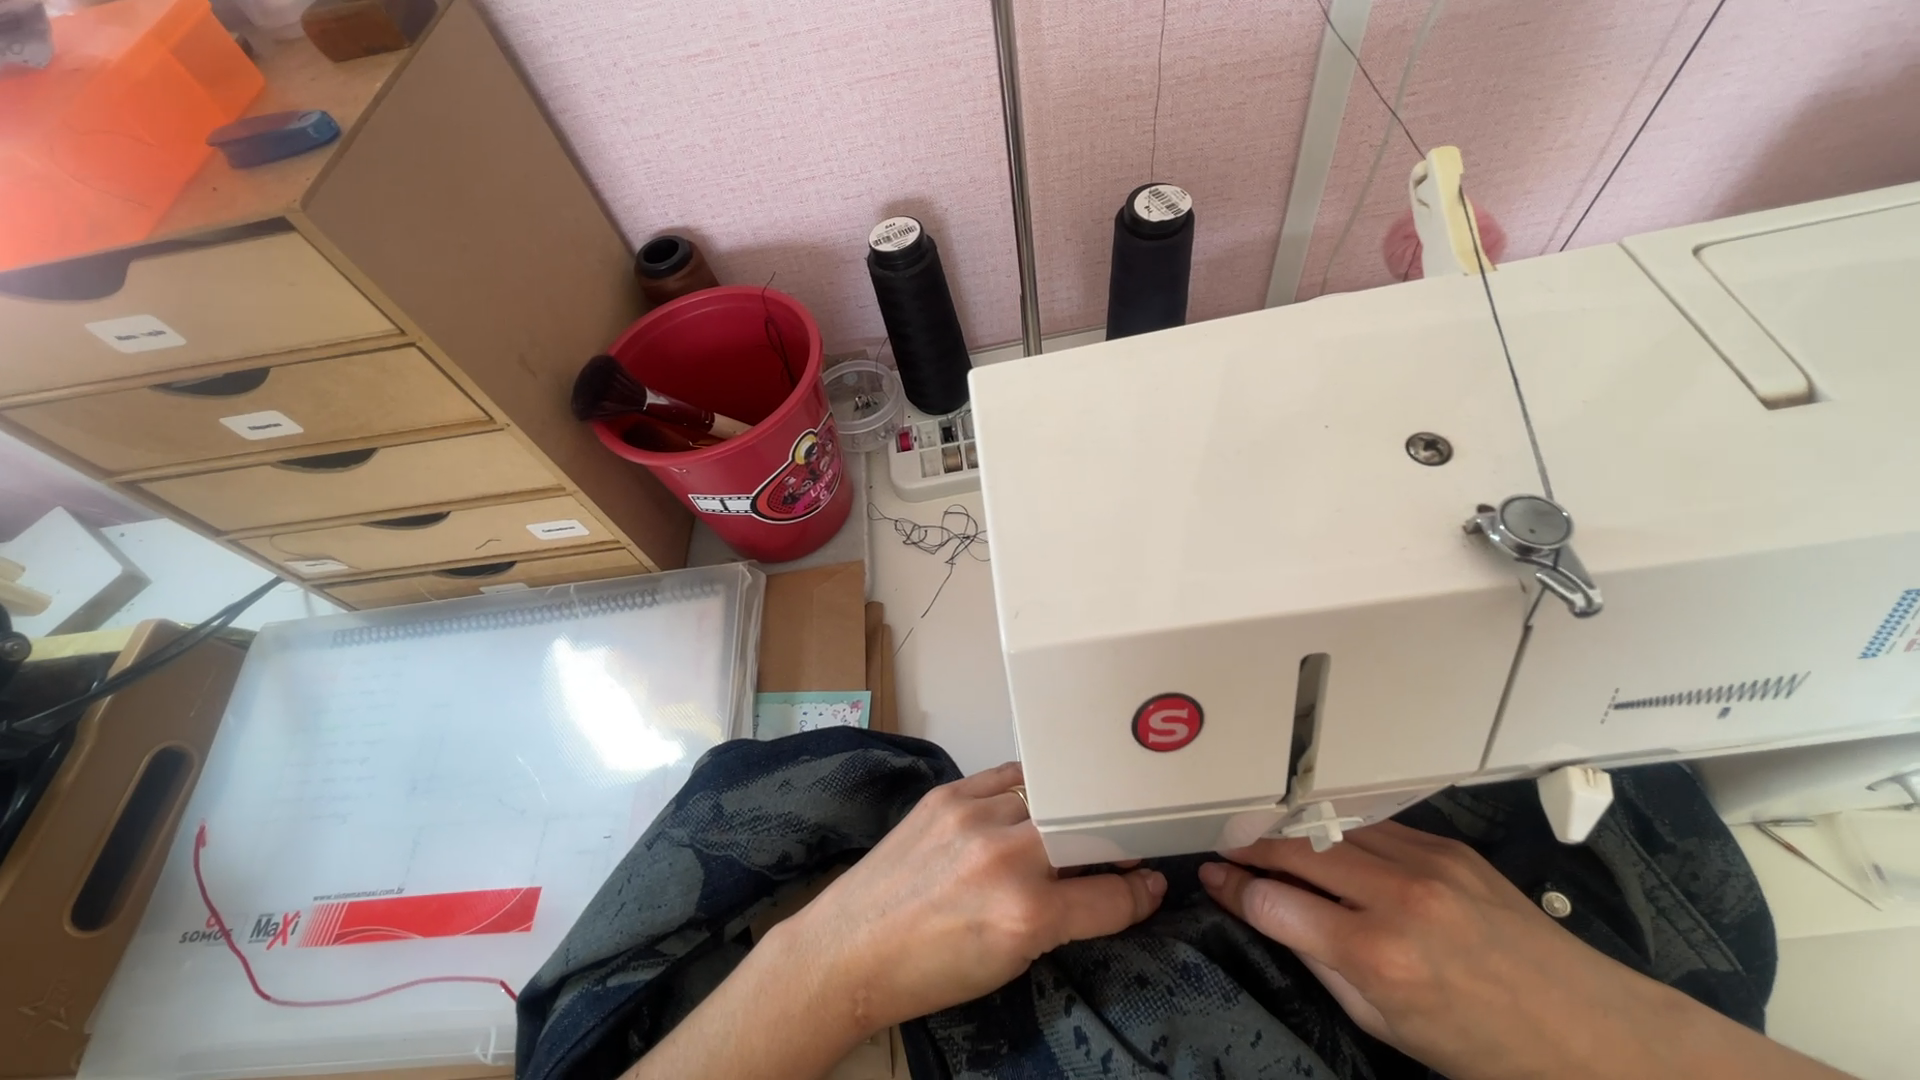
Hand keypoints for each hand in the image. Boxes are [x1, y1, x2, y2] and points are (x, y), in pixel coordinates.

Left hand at [776, 761, 1166, 1035]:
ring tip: (1071, 823)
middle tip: (1118, 849)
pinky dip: (1028, 788)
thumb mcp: (1010, 961)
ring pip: (1049, 796)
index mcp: (1026, 915)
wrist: (848, 950)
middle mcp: (1006, 857)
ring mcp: (974, 817)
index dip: (1140, 894)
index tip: (1152, 883)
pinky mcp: (947, 794)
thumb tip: (1109, 888)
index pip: (1110, 896)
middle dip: (1113, 842)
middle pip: (1088, 832)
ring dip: (1067, 812)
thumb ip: (1062, 919)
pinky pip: (1007, 777)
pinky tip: (1032, 800)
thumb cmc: (929, 972)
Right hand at [1199, 821, 1848, 1079]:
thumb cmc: (1483, 1050)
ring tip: (1264, 836)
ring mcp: (1425, 861)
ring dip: (1288, 830)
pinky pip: (1372, 825)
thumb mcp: (1387, 1027)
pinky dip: (1337, 831)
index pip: (1272, 902)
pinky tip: (1324, 839)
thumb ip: (1322, 964)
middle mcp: (1394, 897)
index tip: (1210, 877)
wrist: (1594, 1030)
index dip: (1232, 888)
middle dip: (1248, 844)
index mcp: (1375, 957)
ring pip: (1328, 826)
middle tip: (1225, 848)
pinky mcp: (1448, 844)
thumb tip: (1272, 916)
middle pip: (1292, 848)